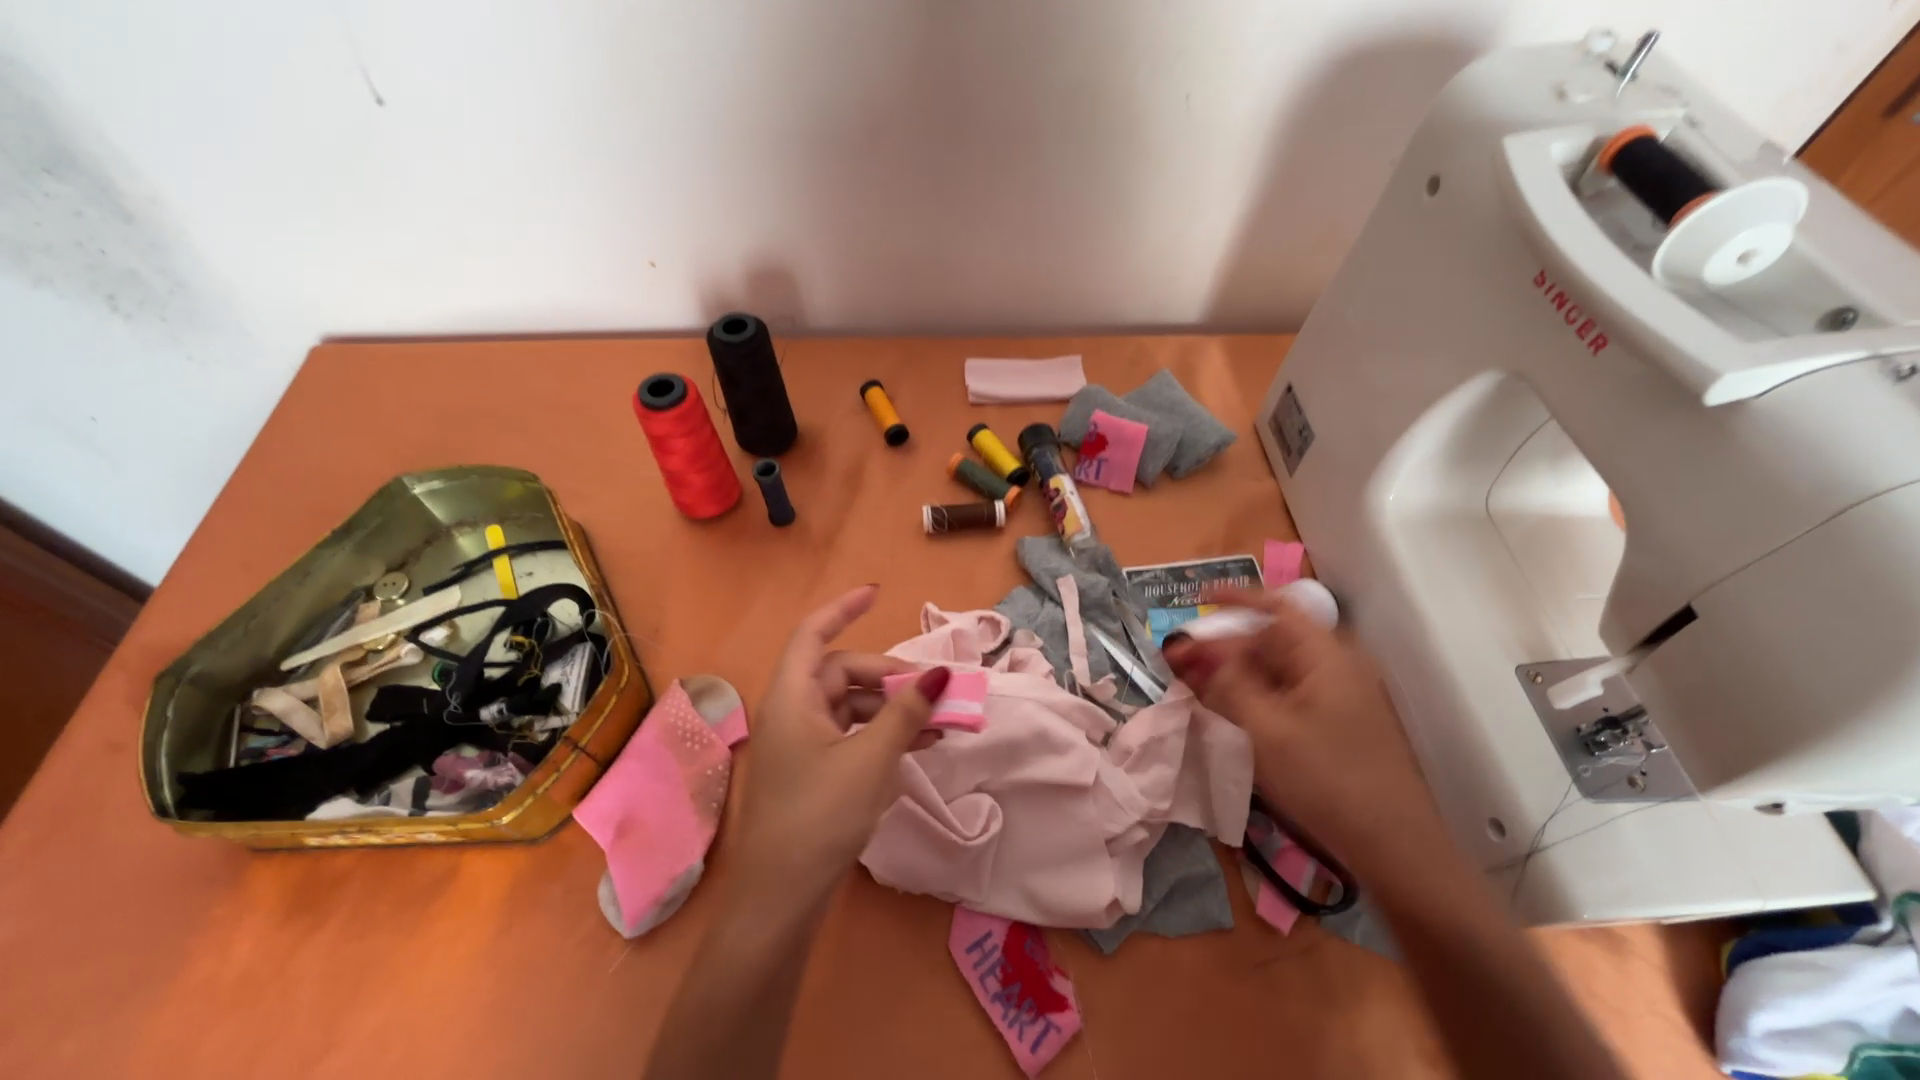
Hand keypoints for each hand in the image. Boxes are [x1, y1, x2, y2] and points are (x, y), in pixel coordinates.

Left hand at [732, 585, 949, 903]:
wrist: (781, 894)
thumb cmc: (821, 816)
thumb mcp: (871, 760)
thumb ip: (906, 713)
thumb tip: (939, 674)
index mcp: (792, 697)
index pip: (814, 634)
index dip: (843, 608)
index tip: (877, 594)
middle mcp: (792, 712)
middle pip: (842, 672)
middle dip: (889, 676)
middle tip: (935, 691)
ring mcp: (801, 744)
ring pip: (851, 706)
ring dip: (893, 709)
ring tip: (938, 724)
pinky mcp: (812, 772)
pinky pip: (851, 735)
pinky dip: (882, 734)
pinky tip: (919, 745)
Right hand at [1163, 587, 1444, 876]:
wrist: (1393, 845)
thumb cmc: (1326, 780)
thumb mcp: (1264, 730)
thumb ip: (1224, 684)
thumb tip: (1190, 650)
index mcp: (1326, 655)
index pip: (1277, 607)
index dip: (1235, 599)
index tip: (1197, 601)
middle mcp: (1338, 666)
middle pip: (1274, 639)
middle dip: (1227, 646)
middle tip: (1185, 665)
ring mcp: (1342, 697)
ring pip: (1279, 670)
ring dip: (1238, 675)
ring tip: (1200, 692)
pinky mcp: (1340, 725)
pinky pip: (1289, 695)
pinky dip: (1257, 697)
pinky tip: (1233, 718)